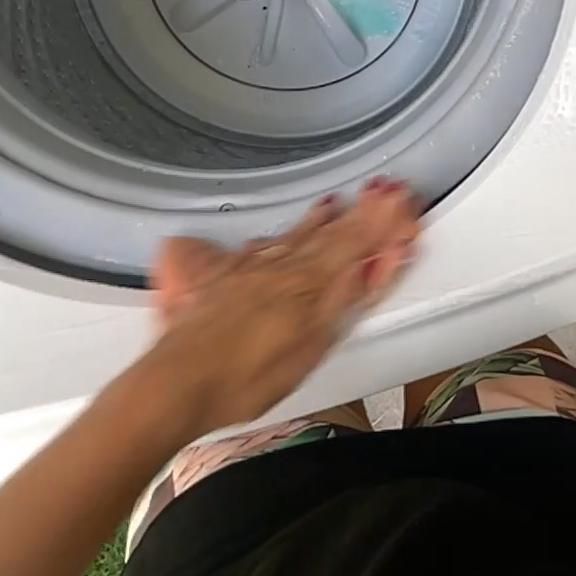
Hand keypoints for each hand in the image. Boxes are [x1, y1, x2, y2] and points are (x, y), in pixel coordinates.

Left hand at [139, 180, 421, 438]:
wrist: (173, 385)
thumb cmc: (245, 377)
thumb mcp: (310, 347)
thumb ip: (342, 300)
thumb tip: (368, 263)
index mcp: (309, 284)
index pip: (355, 244)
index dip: (382, 224)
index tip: (403, 201)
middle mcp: (281, 269)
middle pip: (330, 236)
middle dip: (361, 213)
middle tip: (383, 190)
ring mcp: (248, 272)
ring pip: (294, 238)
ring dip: (320, 220)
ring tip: (335, 203)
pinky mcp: (219, 282)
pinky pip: (254, 250)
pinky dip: (273, 239)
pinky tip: (270, 237)